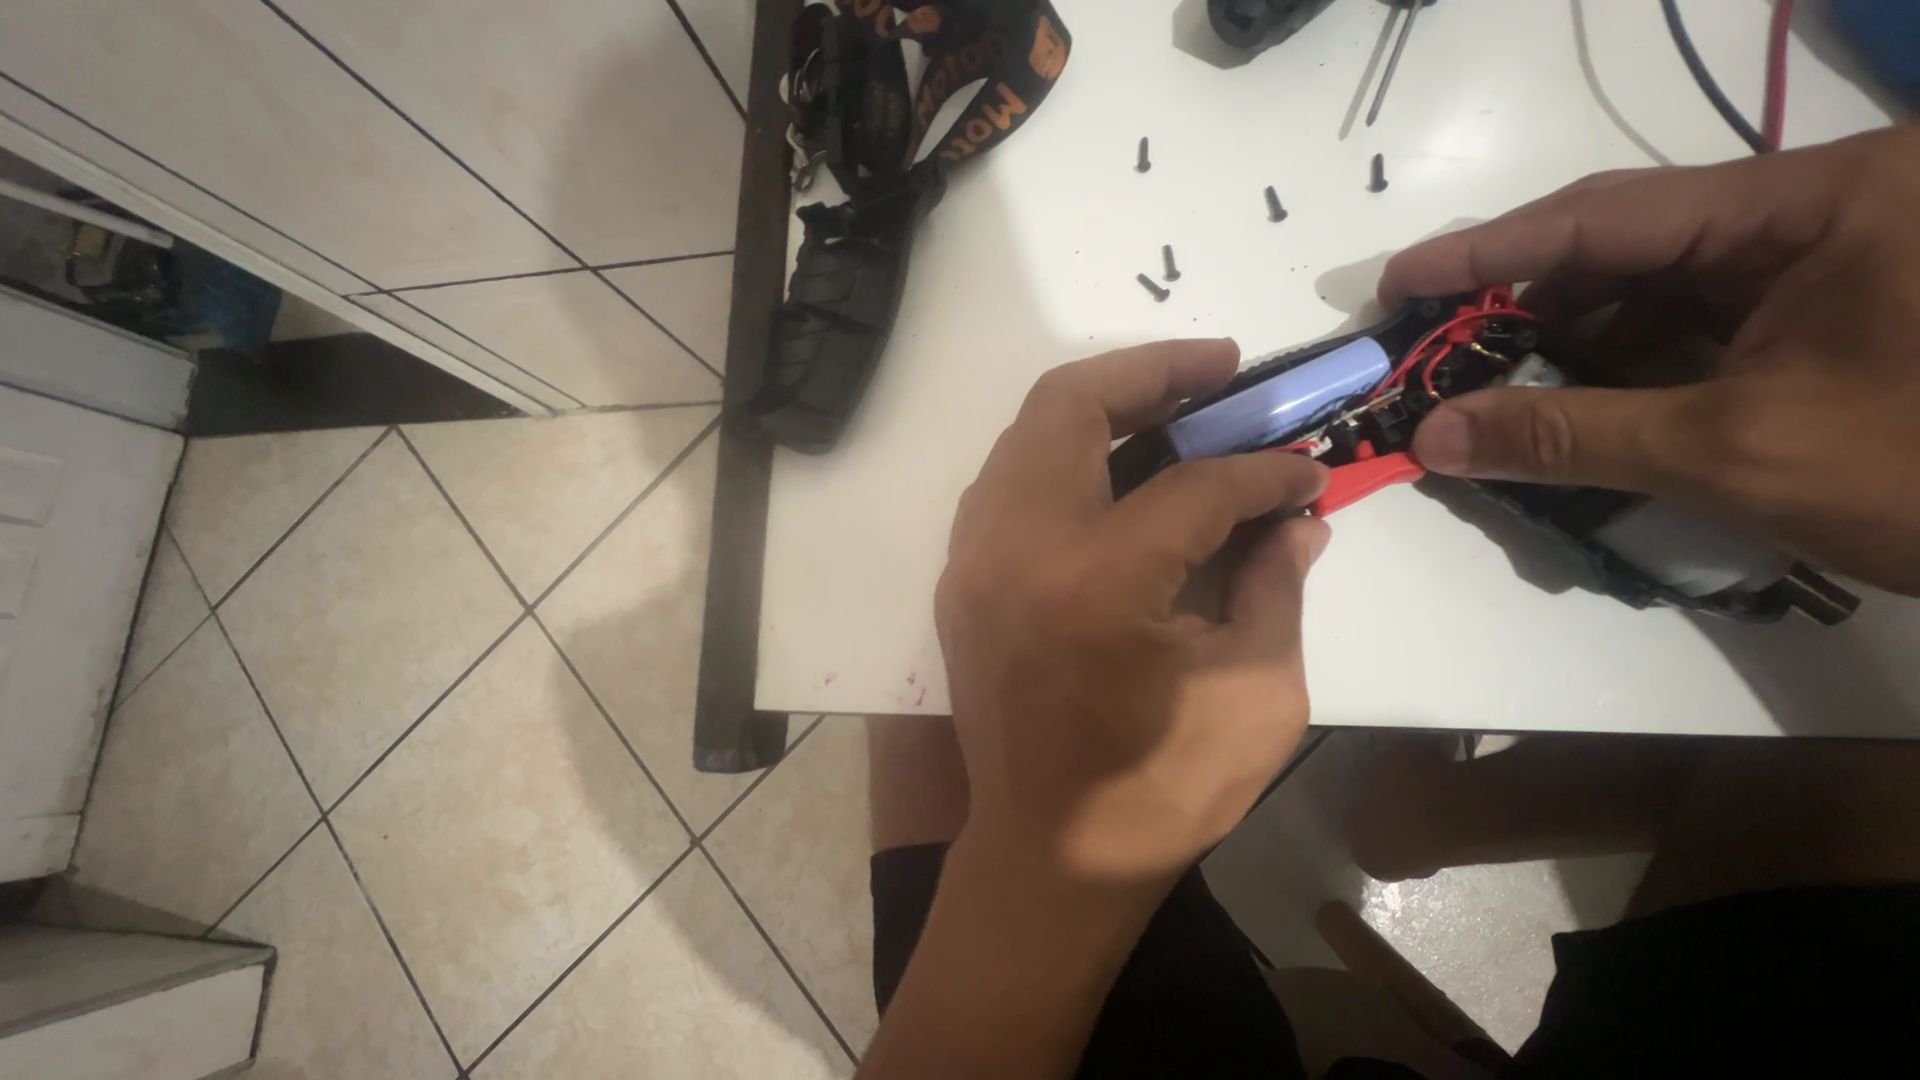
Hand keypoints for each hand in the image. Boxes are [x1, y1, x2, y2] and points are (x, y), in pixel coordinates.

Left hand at [936, 339, 1329, 890]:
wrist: (1049, 853)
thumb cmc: (1159, 791)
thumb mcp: (1255, 694)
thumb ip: (1276, 584)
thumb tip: (1297, 512)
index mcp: (1095, 584)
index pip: (1190, 486)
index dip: (1259, 471)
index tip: (1301, 472)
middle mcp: (1014, 550)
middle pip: (1069, 406)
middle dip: (1151, 372)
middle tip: (1218, 368)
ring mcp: (971, 561)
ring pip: (1024, 433)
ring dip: (1097, 404)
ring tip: (1170, 403)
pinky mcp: (959, 579)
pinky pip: (1006, 480)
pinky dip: (1058, 453)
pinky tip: (1112, 466)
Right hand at [1381, 127, 1919, 595]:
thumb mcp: (1732, 452)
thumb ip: (1565, 437)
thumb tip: (1428, 439)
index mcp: (1824, 202)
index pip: (1609, 215)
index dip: (1485, 251)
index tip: (1396, 281)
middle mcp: (1828, 210)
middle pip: (1627, 241)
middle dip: (1521, 297)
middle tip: (1434, 340)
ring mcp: (1835, 261)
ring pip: (1655, 287)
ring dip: (1564, 338)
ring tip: (1486, 382)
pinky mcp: (1836, 311)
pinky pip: (1693, 324)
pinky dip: (1619, 363)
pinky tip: (1564, 396)